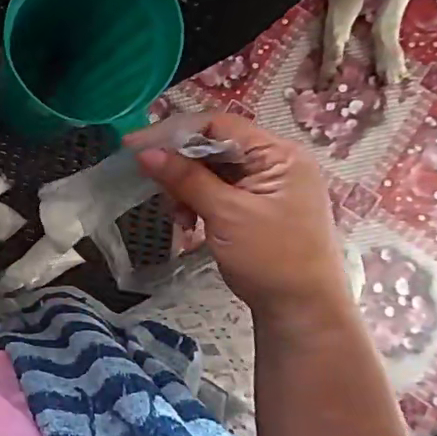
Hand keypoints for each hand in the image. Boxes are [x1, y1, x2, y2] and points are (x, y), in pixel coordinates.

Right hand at [124, 113, 347, 324]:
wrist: (301, 311)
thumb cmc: (271, 258)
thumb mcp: (225, 214)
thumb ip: (186, 179)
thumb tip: (145, 153)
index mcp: (279, 155)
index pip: (219, 124)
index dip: (174, 131)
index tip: (135, 146)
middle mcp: (275, 163)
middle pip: (213, 147)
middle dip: (180, 167)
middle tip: (156, 190)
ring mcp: (266, 186)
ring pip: (211, 171)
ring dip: (186, 189)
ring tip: (180, 218)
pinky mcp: (255, 207)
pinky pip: (218, 192)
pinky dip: (197, 203)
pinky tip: (189, 224)